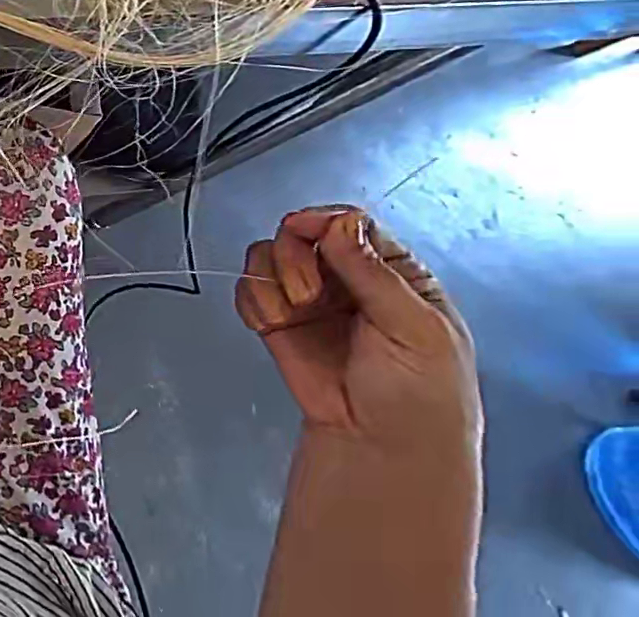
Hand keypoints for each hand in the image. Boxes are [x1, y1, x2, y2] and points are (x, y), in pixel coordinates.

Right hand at [235, 206, 480, 454]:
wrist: (376, 443)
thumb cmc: (419, 393)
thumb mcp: (415, 331)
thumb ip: (374, 274)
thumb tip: (338, 222)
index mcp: (393, 275)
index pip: (351, 225)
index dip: (323, 221)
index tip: (301, 229)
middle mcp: (345, 277)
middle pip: (299, 235)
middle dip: (293, 259)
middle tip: (306, 295)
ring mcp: (305, 295)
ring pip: (265, 256)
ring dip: (270, 282)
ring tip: (290, 316)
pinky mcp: (273, 314)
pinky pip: (246, 287)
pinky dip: (252, 303)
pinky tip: (271, 326)